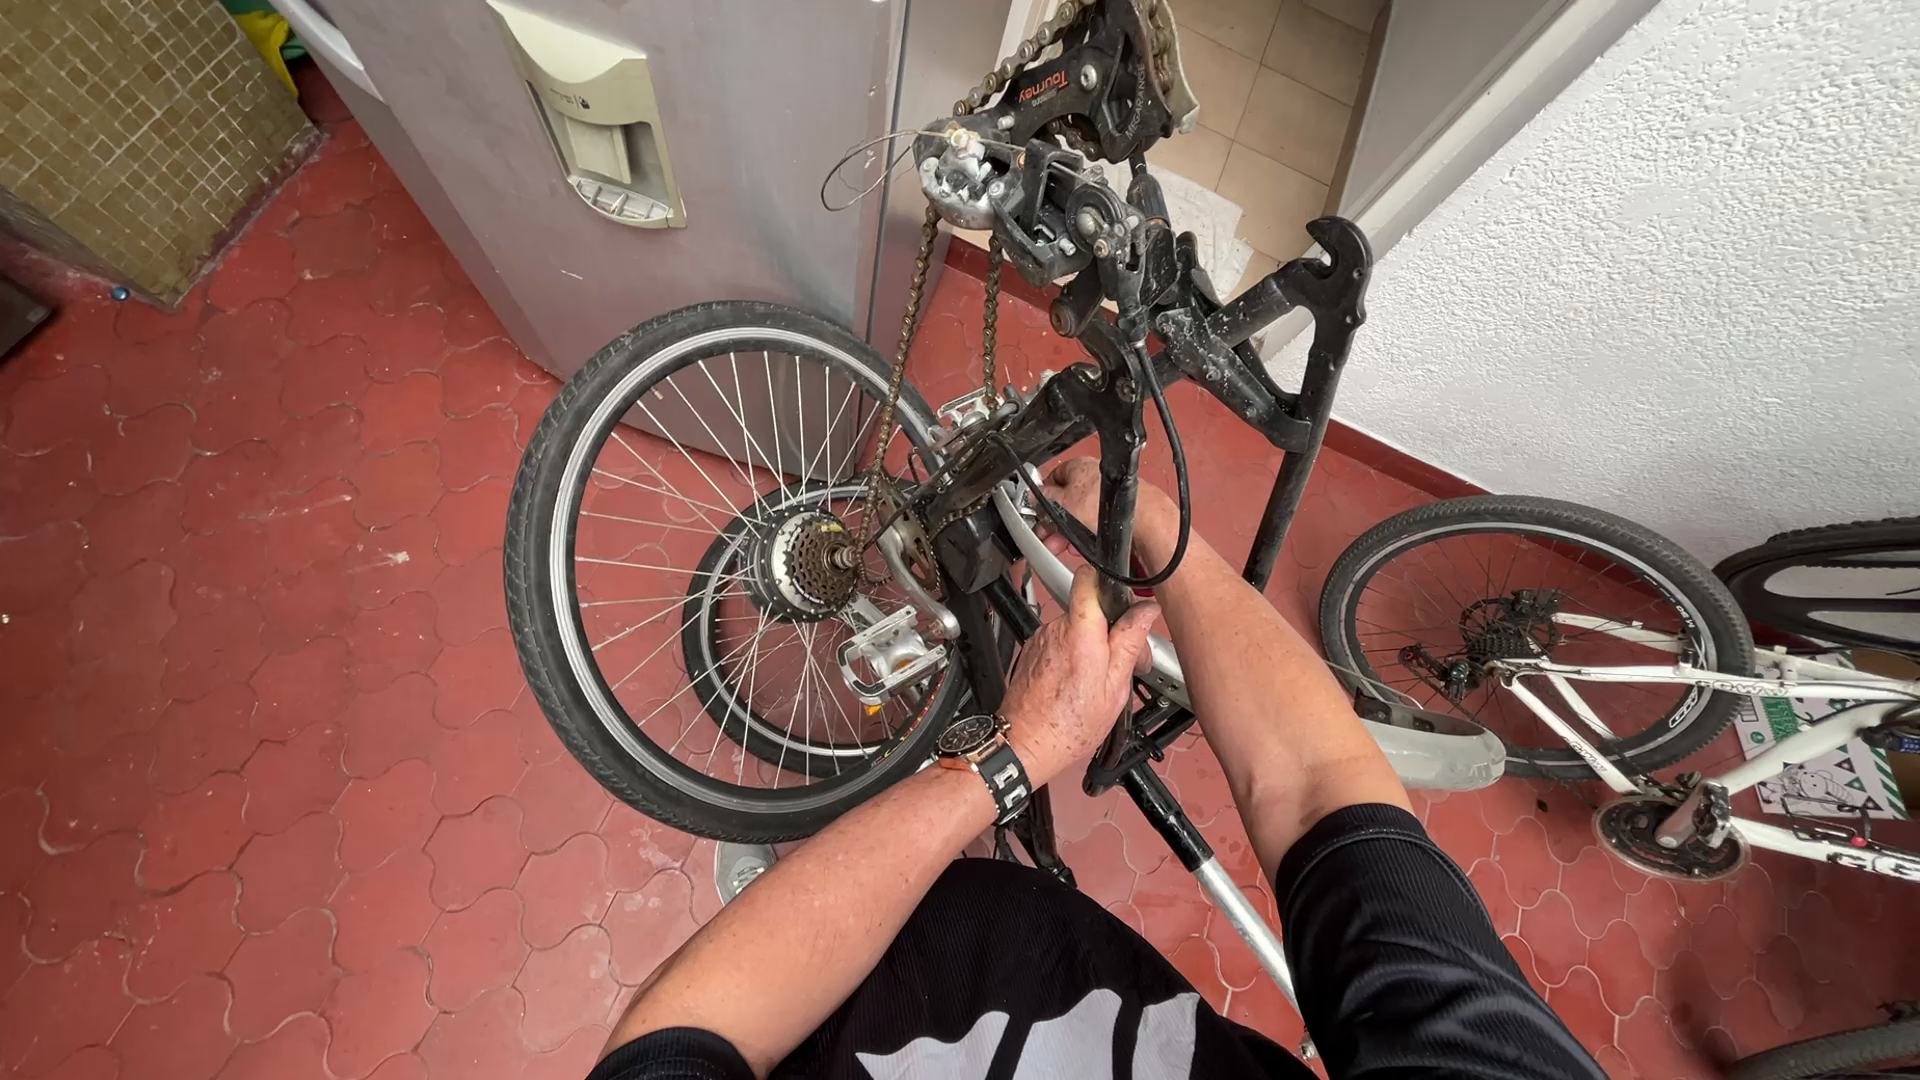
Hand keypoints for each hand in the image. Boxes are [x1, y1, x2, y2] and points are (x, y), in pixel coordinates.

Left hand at [1000, 564, 1159, 786]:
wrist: (1026, 743)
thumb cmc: (1069, 725)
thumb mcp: (1114, 688)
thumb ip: (1129, 642)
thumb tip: (1146, 613)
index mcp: (1080, 633)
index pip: (1089, 579)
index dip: (1108, 582)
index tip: (1124, 600)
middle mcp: (1056, 628)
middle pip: (1089, 609)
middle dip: (1110, 629)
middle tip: (1123, 663)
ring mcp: (1041, 637)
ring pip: (1076, 627)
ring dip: (1092, 645)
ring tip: (1098, 680)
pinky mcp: (1033, 649)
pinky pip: (1061, 641)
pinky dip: (1074, 655)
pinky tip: (1078, 683)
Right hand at [1037, 458, 1176, 570]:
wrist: (1139, 522)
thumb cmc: (1106, 506)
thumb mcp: (1062, 502)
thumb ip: (1044, 498)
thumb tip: (1033, 496)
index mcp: (1078, 466)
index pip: (1052, 478)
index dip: (1043, 497)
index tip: (1037, 512)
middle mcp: (1093, 478)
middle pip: (1065, 500)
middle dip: (1054, 521)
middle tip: (1047, 534)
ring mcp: (1105, 497)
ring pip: (1079, 516)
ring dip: (1067, 532)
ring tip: (1061, 545)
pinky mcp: (1115, 514)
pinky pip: (1093, 525)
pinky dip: (1084, 535)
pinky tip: (1079, 546)